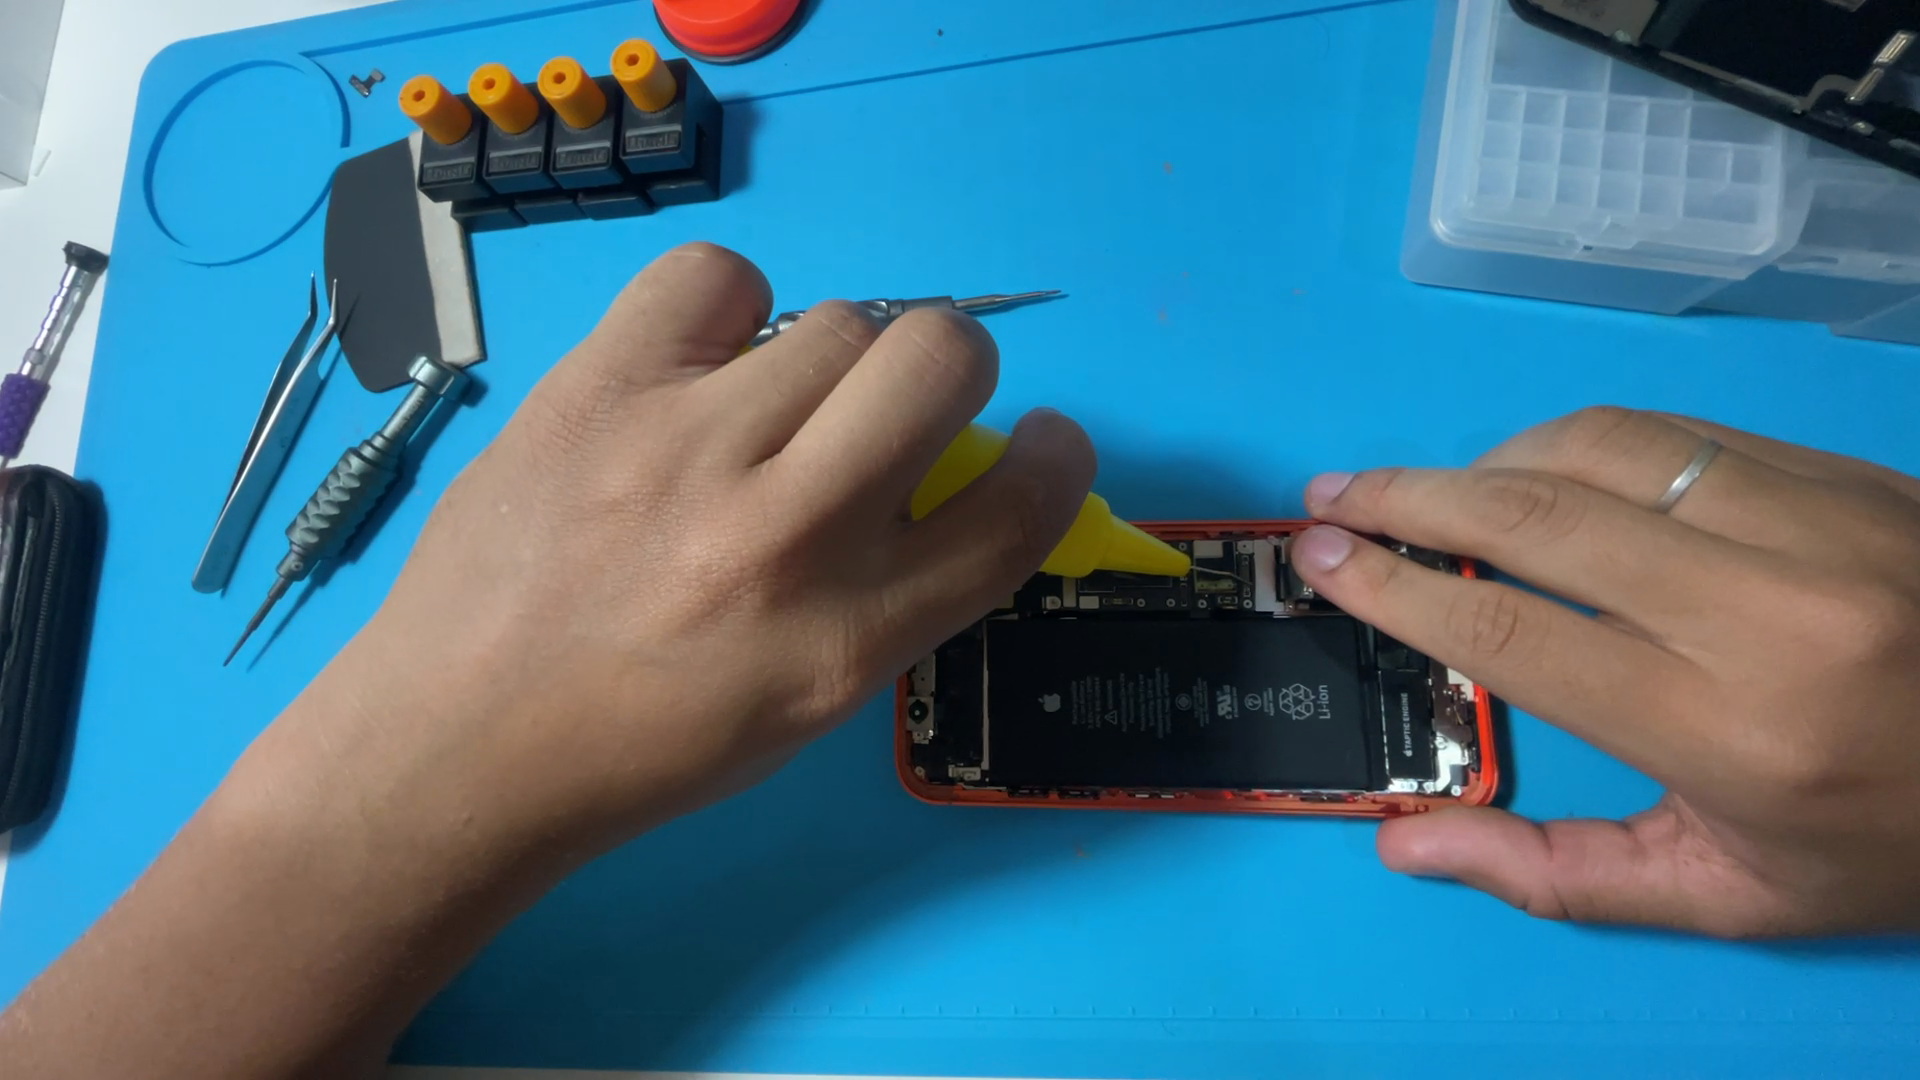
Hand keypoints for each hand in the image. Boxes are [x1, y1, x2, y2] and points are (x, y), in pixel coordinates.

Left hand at [248, 242, 1094, 861]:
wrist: (464, 745)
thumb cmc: (664, 737)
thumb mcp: (821, 691)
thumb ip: (908, 583)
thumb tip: (949, 463)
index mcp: (855, 632)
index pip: (1016, 512)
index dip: (1056, 458)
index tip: (1042, 443)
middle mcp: (788, 531)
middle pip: (941, 357)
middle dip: (950, 368)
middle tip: (897, 406)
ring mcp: (688, 447)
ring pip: (840, 316)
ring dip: (837, 358)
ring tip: (774, 409)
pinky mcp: (596, 389)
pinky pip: (719, 277)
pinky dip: (734, 311)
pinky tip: (702, 368)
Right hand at [1291, 407, 1919, 937]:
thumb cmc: (1894, 839)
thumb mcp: (1725, 894)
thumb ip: (1551, 872)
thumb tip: (1402, 848)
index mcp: (1727, 729)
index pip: (1506, 631)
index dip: (1391, 586)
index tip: (1319, 554)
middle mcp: (1772, 613)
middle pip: (1528, 521)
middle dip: (1402, 500)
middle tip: (1330, 496)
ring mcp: (1820, 524)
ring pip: (1588, 451)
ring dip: (1477, 467)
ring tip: (1423, 493)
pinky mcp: (1845, 473)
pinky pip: (1656, 434)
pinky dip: (1558, 447)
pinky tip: (1527, 475)